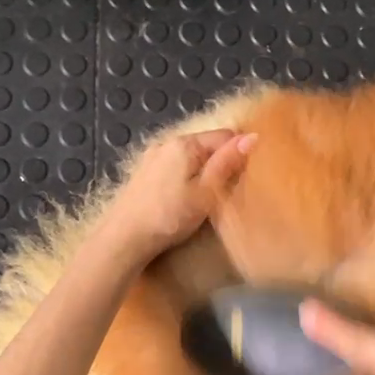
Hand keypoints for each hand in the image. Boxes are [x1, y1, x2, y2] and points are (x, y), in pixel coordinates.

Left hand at [99, 129, 255, 261]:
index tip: (245, 178)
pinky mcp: (143, 174)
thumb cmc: (169, 217)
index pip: (225, 135)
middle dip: (220, 163)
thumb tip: (252, 137)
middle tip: (228, 192)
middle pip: (206, 145)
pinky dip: (184, 178)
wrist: (123, 238)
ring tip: (207, 198)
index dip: (240, 154)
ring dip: (202, 171)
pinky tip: (183, 199)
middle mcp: (166, 143)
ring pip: (189, 157)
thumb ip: (227, 163)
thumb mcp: (206, 192)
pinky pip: (173, 167)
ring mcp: (151, 158)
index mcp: (185, 143)